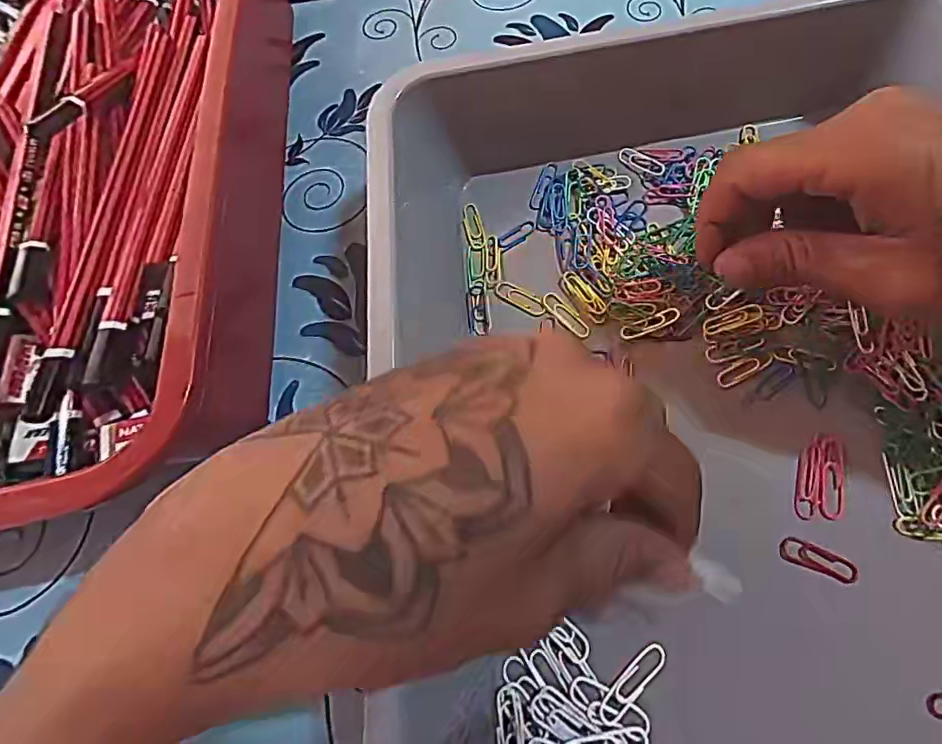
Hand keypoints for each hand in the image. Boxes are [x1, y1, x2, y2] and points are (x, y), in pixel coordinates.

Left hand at [0, 334, 700, 743]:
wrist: (265, 530)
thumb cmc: (413, 580)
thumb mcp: (533, 594)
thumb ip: (617, 561)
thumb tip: (673, 562)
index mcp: (609, 417)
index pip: (677, 473)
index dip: (675, 529)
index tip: (659, 569)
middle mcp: (572, 362)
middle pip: (633, 425)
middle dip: (630, 486)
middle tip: (597, 549)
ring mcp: (513, 347)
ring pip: (582, 400)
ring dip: (585, 453)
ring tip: (540, 514)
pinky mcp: (464, 349)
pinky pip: (532, 389)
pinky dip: (540, 429)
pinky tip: (492, 478)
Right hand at [694, 86, 941, 323]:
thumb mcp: (894, 281)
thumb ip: (798, 265)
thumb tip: (725, 265)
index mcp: (854, 144)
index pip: (744, 168)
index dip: (713, 219)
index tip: (713, 270)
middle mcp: (866, 114)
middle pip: (774, 166)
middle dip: (754, 224)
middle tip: (762, 284)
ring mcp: (896, 117)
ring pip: (809, 168)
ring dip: (794, 220)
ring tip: (821, 275)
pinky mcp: (919, 130)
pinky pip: (847, 165)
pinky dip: (832, 208)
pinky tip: (861, 247)